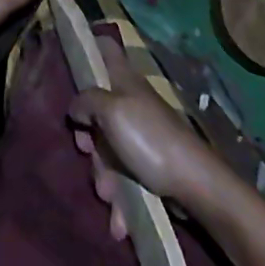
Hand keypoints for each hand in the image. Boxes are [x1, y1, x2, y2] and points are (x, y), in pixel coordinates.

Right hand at [69, 36, 225, 233]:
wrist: (196, 184)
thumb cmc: (149, 138)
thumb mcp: (110, 110)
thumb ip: (86, 101)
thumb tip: (76, 108)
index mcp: (123, 79)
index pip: (104, 46)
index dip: (87, 47)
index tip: (68, 63)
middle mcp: (129, 101)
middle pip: (95, 107)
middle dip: (89, 137)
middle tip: (87, 150)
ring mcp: (139, 133)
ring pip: (107, 146)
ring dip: (103, 174)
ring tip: (109, 195)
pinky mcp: (147, 162)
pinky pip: (123, 173)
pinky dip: (120, 196)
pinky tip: (119, 218)